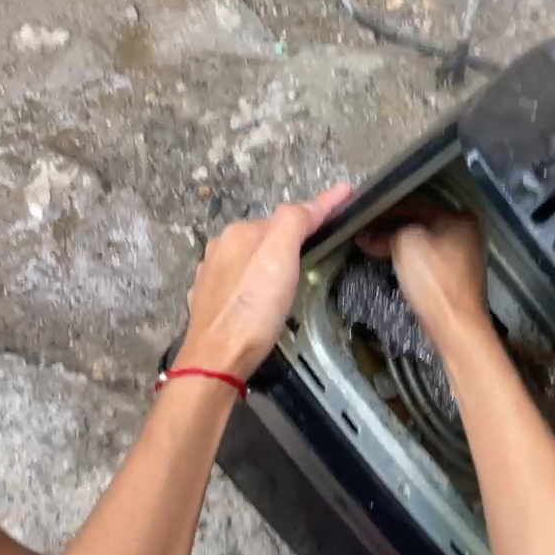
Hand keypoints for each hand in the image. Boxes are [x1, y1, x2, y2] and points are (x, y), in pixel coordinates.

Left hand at [176, 185, 353, 379]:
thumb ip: (294, 223)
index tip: (347, 194)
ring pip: (250, 258)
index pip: (290, 215)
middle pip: (267, 235)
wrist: (216, 360)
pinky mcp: (208, 302)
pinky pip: (237, 281)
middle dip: (292, 236)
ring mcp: (211, 276)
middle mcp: (221, 248)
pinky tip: (260, 295)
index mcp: (241, 233)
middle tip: (321, 246)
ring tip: (291, 274)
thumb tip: (312, 204)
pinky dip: (254, 280)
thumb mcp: (279, 258)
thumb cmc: (252, 310)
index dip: (322, 206)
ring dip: (269, 259)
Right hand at [358, 202, 488, 339]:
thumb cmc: (433, 278)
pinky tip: (390, 259)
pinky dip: (408, 256)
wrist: (455, 325)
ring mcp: (462, 255)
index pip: (416, 203)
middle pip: (420, 221)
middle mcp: (465, 232)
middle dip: (391, 225)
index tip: (363, 215)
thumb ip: (385, 233)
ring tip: (371, 244)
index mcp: (459, 216)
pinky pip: (426, 258)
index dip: (386, 209)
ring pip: (423, 240)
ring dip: (397, 241)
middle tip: (364, 230)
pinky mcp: (454, 276)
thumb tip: (365, 236)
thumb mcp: (405, 243)